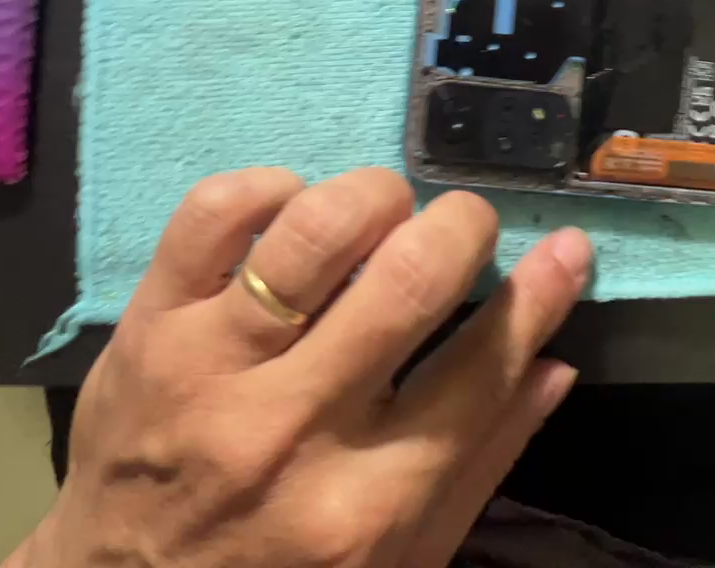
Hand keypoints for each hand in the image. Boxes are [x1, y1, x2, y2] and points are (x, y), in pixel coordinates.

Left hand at [6, 166, 592, 567]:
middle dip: (461, 226)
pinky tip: (293, 206)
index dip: (541, 291)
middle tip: (462, 228)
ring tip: (384, 211)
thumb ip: (482, 459)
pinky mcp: (149, 323)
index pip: (484, 367)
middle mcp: (293, 427)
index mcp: (368, 503)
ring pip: (317, 229)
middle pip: (409, 279)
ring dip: (375, 196)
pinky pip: (214, 213)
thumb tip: (556, 362)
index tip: (565, 245)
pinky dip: (271, 185)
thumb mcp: (399, 559)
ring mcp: (210, 367)